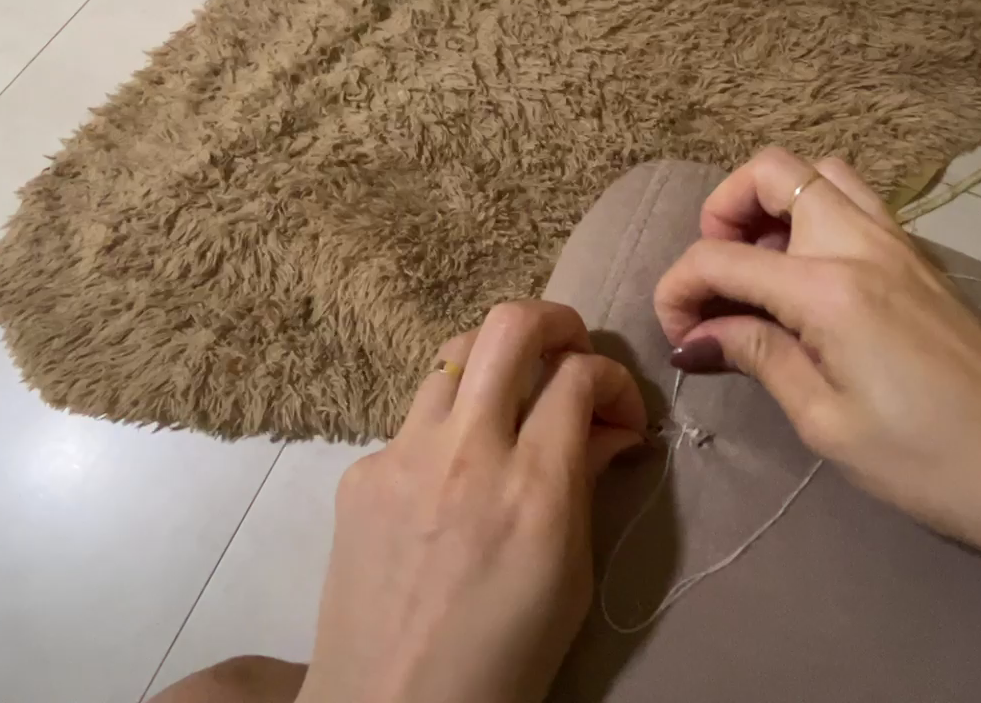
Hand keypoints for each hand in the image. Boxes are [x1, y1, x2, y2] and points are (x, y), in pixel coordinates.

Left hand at [298, 301, 646, 702]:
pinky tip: (451, 478)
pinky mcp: (360, 471)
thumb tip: (610, 426)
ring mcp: (402, 455)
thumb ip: (587, 483)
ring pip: (455, 355)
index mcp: (532, 490)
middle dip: (554, 320)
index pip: (578, 376)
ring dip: (496, 364)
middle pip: (508, 326)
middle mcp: (465, 453)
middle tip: (570, 352)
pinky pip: (416, 420)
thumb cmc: (504, 660)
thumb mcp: (570, 579)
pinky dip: (450, 429)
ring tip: (512, 403)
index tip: (620, 410)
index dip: (612, 377)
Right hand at [652, 149, 980, 702]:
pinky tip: (810, 280)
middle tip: (718, 272)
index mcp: (829, 287)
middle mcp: (862, 242)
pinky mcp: (924, 261)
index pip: (721, 258)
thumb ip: (758, 357)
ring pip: (822, 173)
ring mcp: (901, 243)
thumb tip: (699, 334)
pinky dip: (813, 217)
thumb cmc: (933, 463)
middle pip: (774, 171)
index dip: (677, 287)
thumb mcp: (827, 422)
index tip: (674, 331)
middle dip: (724, 209)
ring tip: (761, 265)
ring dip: (774, 203)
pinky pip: (856, 202)